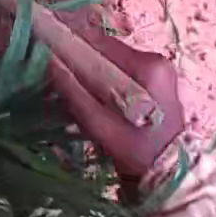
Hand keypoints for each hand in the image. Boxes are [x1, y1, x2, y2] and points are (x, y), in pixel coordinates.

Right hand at [49, 30, 185, 186]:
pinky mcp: (152, 80)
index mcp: (148, 67)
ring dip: (85, 64)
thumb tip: (48, 61)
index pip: (100, 42)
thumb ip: (74, 92)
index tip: (44, 41)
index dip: (69, 40)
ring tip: (61, 73)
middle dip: (76, 53)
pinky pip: (117, 68)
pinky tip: (82, 84)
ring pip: (108, 58)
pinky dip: (97, 73)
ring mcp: (156, 69)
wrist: (170, 176)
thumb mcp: (100, 125)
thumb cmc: (137, 153)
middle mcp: (155, 60)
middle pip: (104, 48)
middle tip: (49, 61)